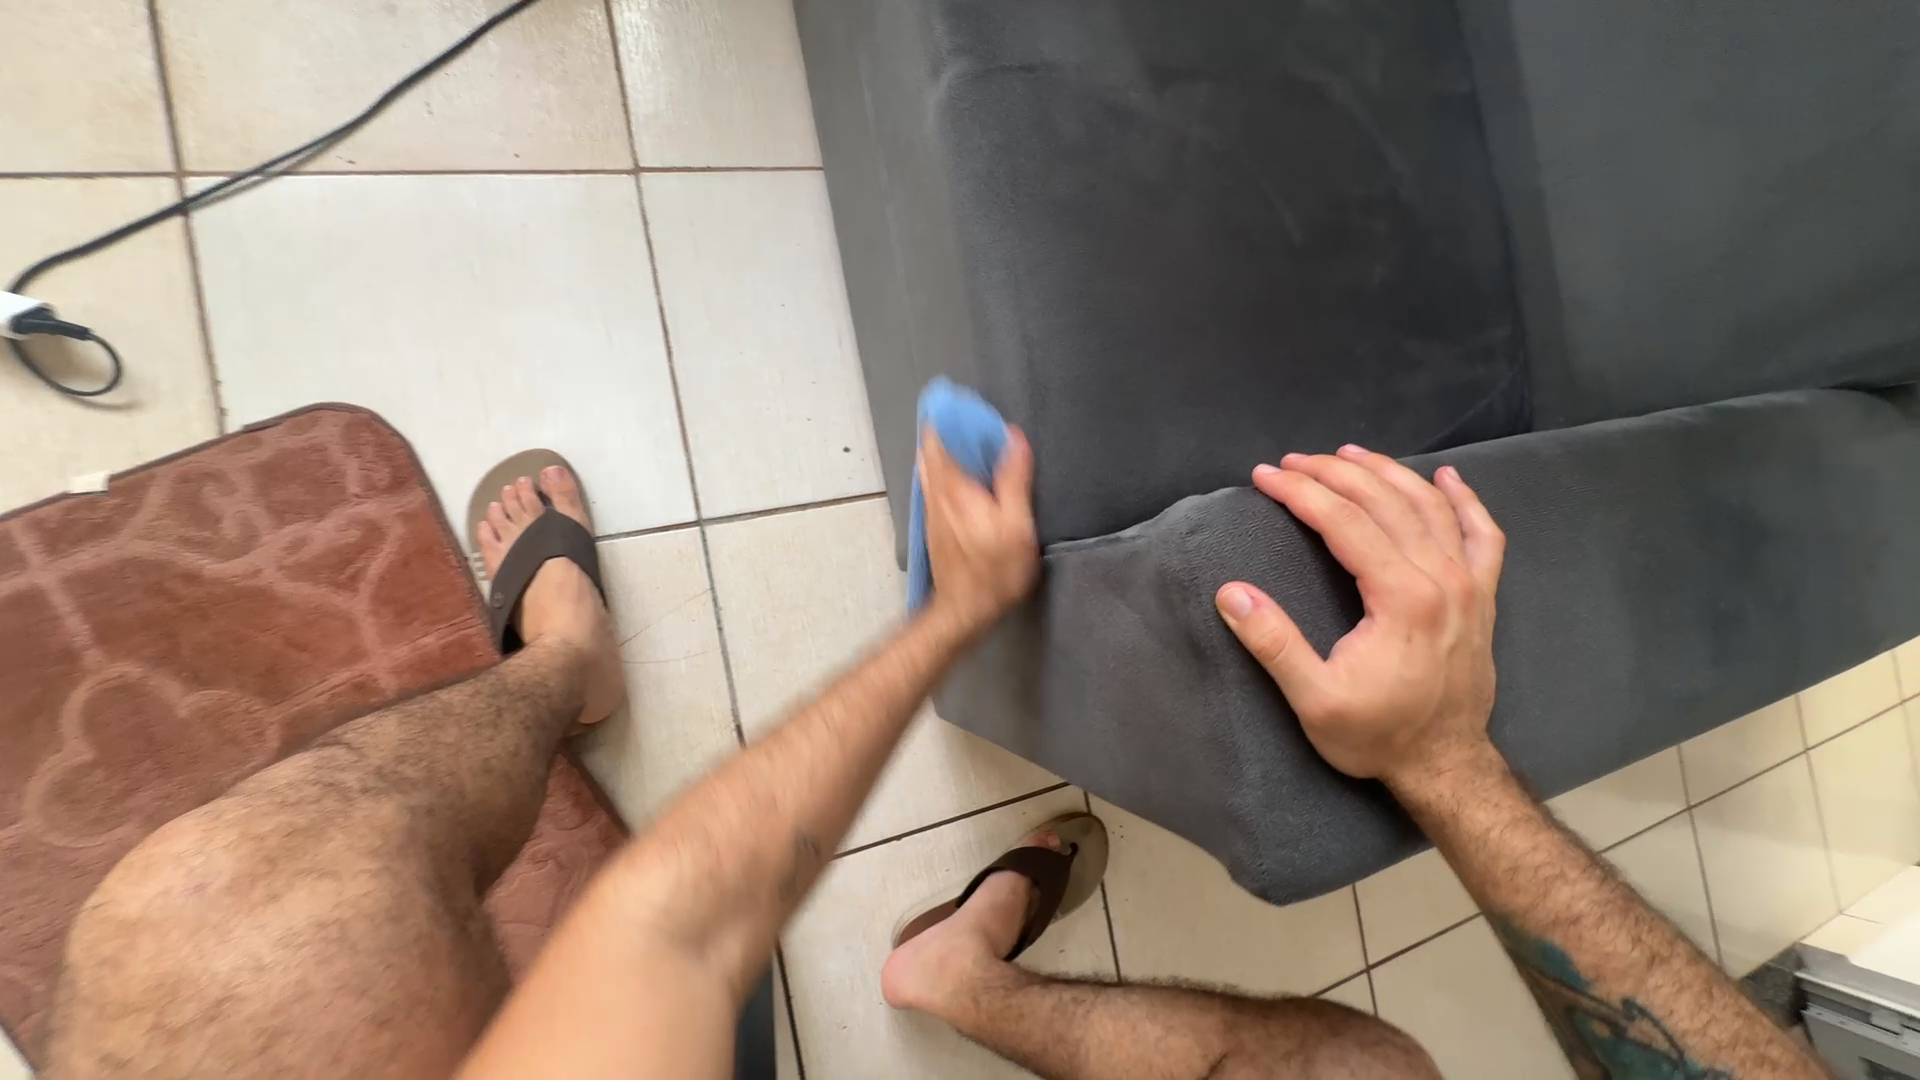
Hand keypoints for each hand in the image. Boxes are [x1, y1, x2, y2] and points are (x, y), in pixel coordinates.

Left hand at [920, 425, 1039, 636]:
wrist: (963, 611)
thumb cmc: (994, 571)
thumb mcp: (1016, 526)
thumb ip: (1013, 480)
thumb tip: (1012, 436)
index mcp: (954, 488)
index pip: (939, 438)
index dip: (948, 416)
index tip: (965, 403)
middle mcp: (936, 494)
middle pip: (931, 448)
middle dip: (947, 428)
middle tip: (971, 416)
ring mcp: (931, 509)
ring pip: (931, 466)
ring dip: (946, 447)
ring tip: (970, 437)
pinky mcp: (935, 523)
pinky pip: (935, 482)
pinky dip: (945, 467)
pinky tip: (964, 471)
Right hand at [1214, 445, 1505, 790]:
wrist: (1447, 768)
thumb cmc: (1376, 735)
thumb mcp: (1314, 700)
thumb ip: (1274, 644)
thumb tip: (1231, 593)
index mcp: (1402, 598)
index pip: (1344, 522)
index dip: (1299, 492)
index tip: (1263, 476)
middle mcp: (1443, 579)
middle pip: (1385, 502)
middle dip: (1332, 473)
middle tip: (1290, 461)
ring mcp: (1471, 585)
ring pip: (1429, 507)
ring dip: (1385, 472)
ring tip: (1346, 453)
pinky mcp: (1484, 597)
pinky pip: (1483, 535)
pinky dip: (1464, 501)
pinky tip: (1447, 479)